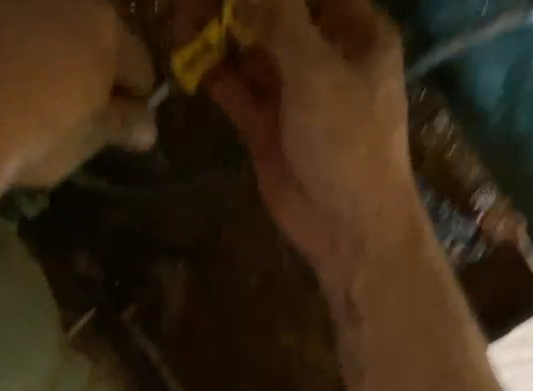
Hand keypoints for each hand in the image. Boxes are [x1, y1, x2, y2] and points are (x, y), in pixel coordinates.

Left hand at [0, 0, 157, 187]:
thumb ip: (119, 125)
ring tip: (31, 87)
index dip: (137, 99)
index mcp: (104, 27)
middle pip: (91, 30)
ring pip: (40, 20)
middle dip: (91, 64)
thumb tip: (147, 127)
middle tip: (79, 106)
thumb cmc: (35, 134)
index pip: (139, 65)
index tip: (128, 125)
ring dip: (44, 46)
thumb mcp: (86, 139)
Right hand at [204, 0, 419, 287]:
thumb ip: (278, 18)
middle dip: (235, 3)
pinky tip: (182, 52)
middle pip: (273, 11)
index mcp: (355, 30)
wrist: (348, 226)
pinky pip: (236, 88)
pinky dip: (212, 71)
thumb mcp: (317, 70)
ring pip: (249, 48)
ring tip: (177, 13)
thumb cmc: (349, 141)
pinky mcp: (266, 125)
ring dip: (216, 32)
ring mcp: (292, 90)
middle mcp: (324, 53)